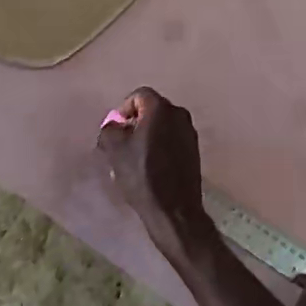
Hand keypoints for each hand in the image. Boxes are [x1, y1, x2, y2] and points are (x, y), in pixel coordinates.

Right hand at [96, 87, 210, 250]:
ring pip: (163, 125)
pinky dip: (161, 145)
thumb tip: (114, 125)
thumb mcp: (115, 149)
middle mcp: (179, 114)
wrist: (174, 210)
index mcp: (160, 108)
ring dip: (149, 134)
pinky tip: (151, 165)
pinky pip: (173, 139)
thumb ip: (110, 129)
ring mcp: (190, 132)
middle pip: (152, 109)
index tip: (116, 128)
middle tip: (123, 141)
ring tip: (135, 156)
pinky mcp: (195, 150)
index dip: (123, 109)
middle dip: (136, 121)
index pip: (138, 95)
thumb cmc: (142, 174)